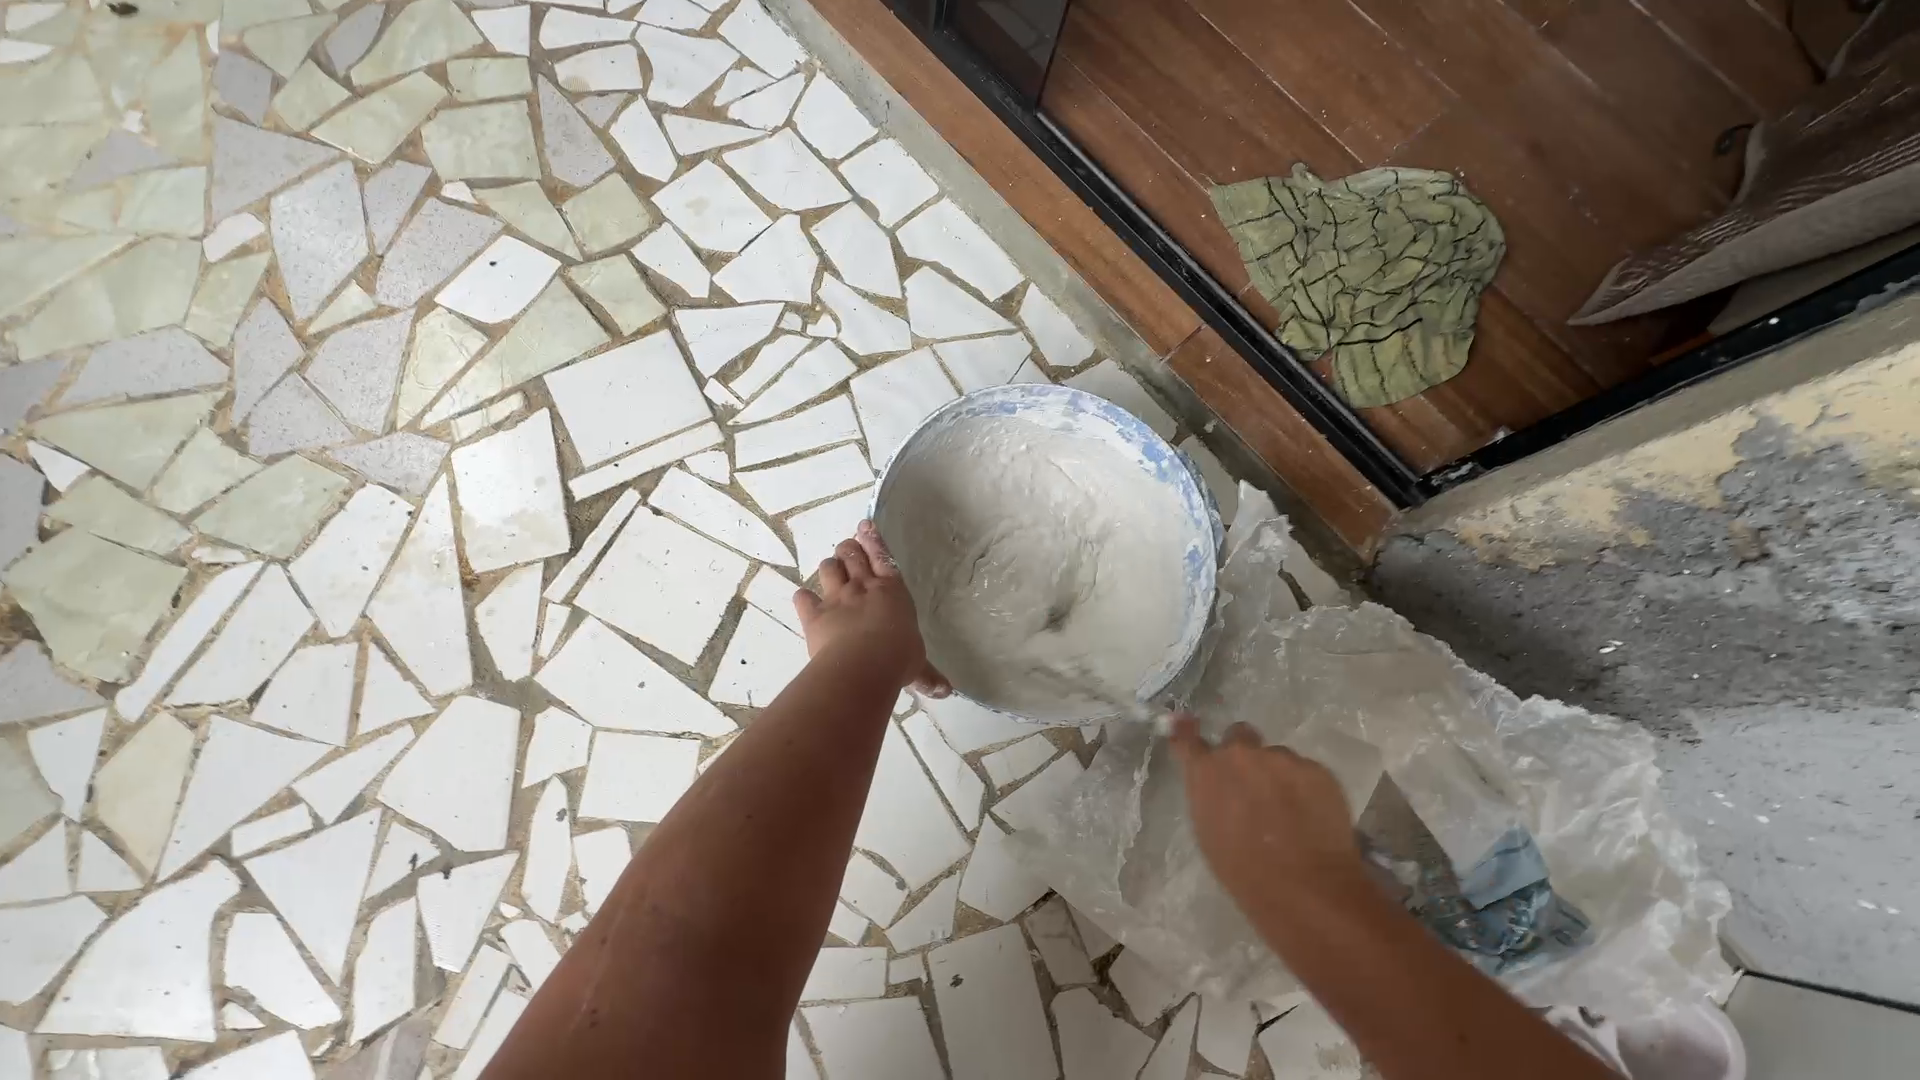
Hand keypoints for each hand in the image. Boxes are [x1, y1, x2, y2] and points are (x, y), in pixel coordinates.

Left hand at [794, 520, 950, 697]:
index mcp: (892, 592)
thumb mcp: (917, 666)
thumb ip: (928, 675)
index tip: (865, 525)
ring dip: (830, 567)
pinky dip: (804, 598)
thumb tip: (947, 691)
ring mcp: (836, 599)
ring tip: (831, 570)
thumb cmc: (898, 658)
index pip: (883, 558)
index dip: (874, 541)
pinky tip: (805, 600)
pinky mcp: (814, 615)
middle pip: (852, 556)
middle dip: (849, 549)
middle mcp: (863, 588)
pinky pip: (803, 598)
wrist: (864, 665)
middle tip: (848, 549)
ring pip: (828, 569)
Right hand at [1171, 716, 1364, 912]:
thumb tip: (1214, 781)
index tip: (1187, 727)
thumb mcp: (1208, 830)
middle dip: (1242, 754)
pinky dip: (1305, 787)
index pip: (1187, 738)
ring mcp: (1282, 758)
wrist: (1307, 888)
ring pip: (1276, 755)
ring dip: (1276, 773)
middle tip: (1253, 784)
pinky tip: (1312, 815)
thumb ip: (1207, 794)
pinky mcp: (1318, 770)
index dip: (1186, 732)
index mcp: (1206, 772)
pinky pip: (1306, 770)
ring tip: (1290, 808)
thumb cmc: (1244, 871)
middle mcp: (1241, 755)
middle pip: (1238, 736)